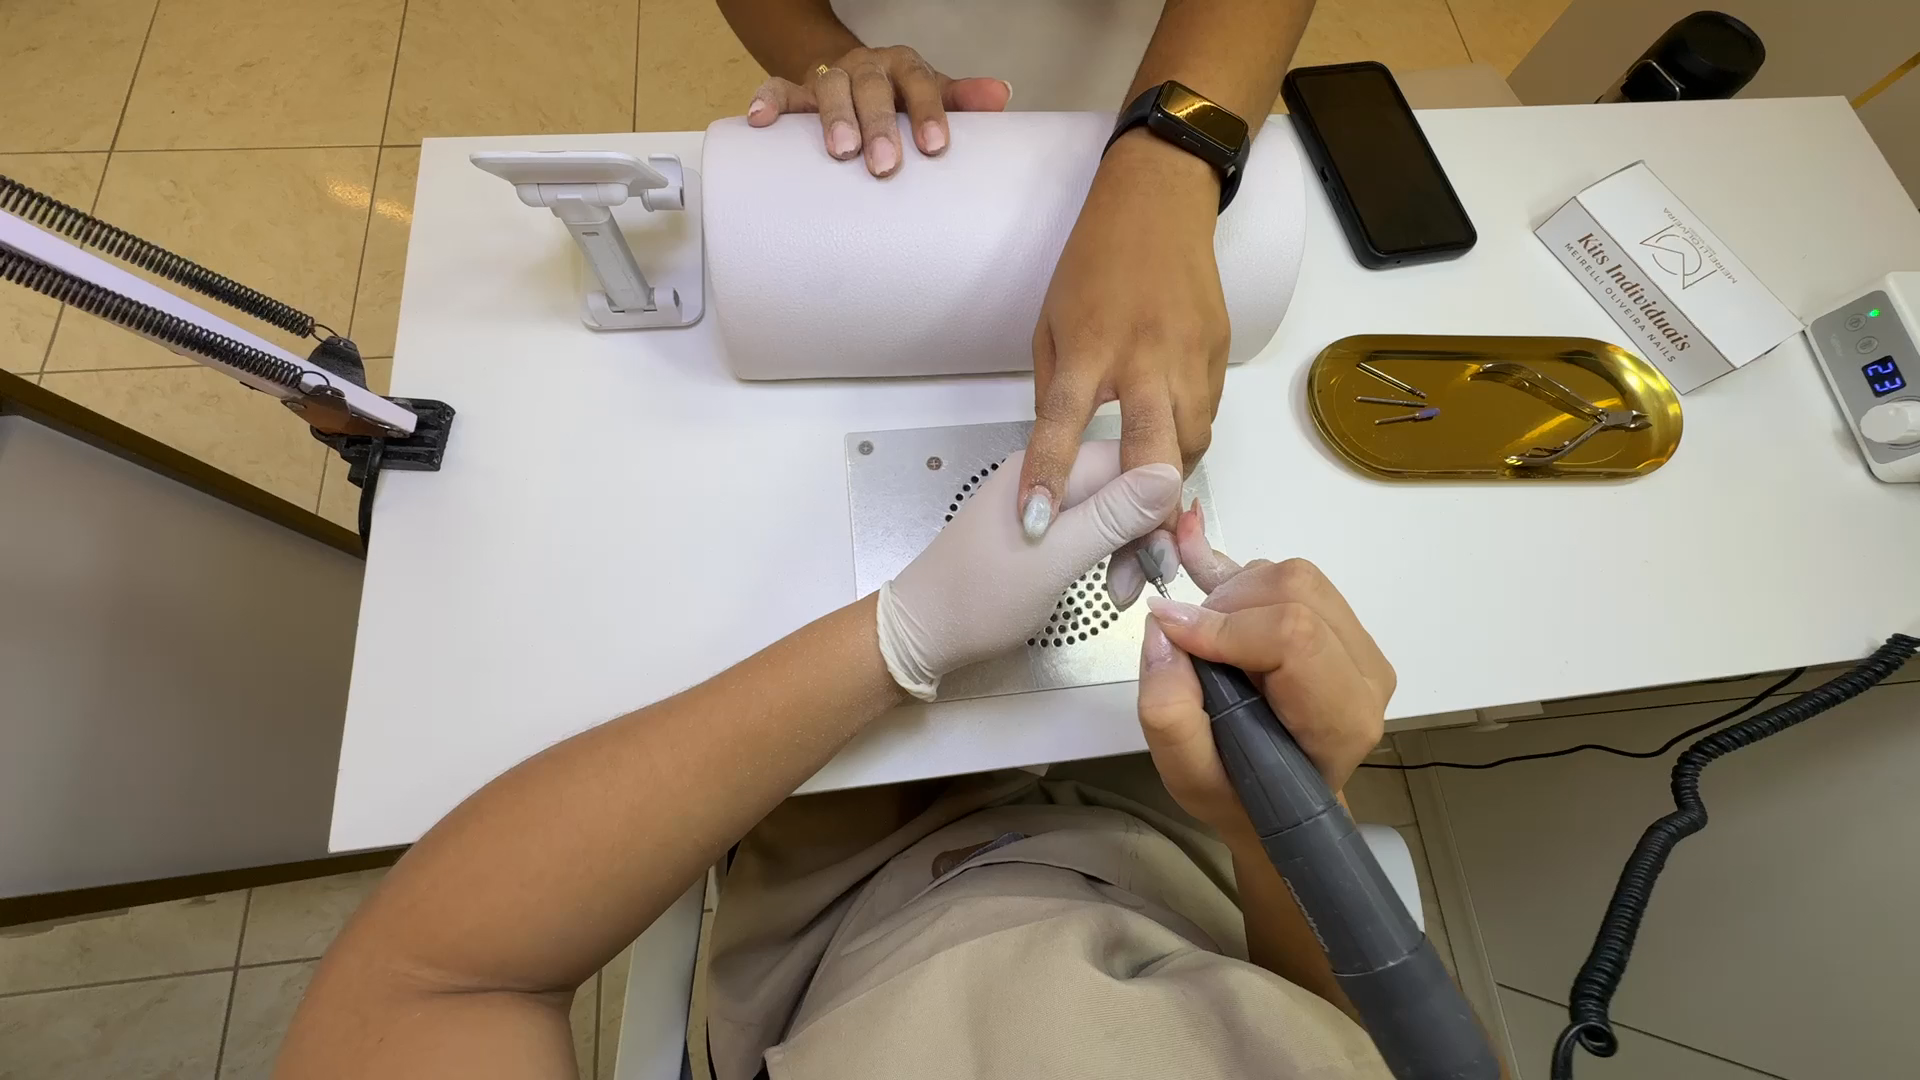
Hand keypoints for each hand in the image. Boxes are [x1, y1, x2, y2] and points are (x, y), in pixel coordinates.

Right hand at [746, 45, 1010, 176]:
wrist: (855, 80)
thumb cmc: (899, 102)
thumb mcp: (931, 98)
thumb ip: (962, 100)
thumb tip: (1003, 96)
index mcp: (903, 69)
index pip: (919, 83)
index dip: (927, 112)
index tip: (935, 148)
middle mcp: (867, 69)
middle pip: (871, 87)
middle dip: (879, 125)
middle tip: (883, 165)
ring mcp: (830, 78)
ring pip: (829, 88)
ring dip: (833, 118)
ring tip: (839, 152)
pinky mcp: (798, 93)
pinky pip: (780, 91)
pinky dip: (768, 102)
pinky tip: (760, 122)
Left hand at [876, 440, 1180, 699]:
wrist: (921, 631)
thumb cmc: (982, 597)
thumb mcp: (1054, 559)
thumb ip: (1111, 516)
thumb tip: (1170, 471)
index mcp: (1044, 466)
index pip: (1128, 458)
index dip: (1160, 501)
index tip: (1168, 551)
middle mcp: (1043, 473)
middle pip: (1120, 483)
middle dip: (1145, 529)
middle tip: (1149, 578)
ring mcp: (1037, 501)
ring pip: (1107, 510)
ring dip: (1127, 547)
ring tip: (1121, 593)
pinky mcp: (1035, 529)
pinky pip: (1086, 529)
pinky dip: (1105, 556)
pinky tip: (1108, 585)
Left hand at [1019, 134, 1228, 609]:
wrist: (1161, 202)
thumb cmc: (1089, 267)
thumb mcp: (1050, 326)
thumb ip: (1057, 393)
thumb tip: (1059, 456)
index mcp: (1089, 349)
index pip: (1062, 425)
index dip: (1046, 479)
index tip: (1032, 529)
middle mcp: (1144, 359)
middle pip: (1152, 451)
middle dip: (1145, 514)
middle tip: (1136, 566)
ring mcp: (1190, 358)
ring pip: (1189, 446)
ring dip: (1169, 489)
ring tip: (1151, 524)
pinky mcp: (1220, 358)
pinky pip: (1205, 421)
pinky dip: (1186, 450)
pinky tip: (1169, 466)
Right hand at [1135, 502, 1394, 840]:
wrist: (1273, 797)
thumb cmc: (1236, 793)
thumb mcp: (1187, 776)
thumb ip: (1169, 713)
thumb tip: (1163, 628)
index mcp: (1340, 719)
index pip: (1294, 634)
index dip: (1223, 624)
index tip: (1168, 630)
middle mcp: (1365, 673)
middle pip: (1295, 590)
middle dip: (1224, 604)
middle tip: (1188, 642)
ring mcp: (1356, 642)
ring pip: (1293, 575)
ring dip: (1232, 592)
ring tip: (1205, 633)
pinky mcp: (1335, 621)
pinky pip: (1287, 574)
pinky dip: (1237, 571)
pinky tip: (1198, 563)